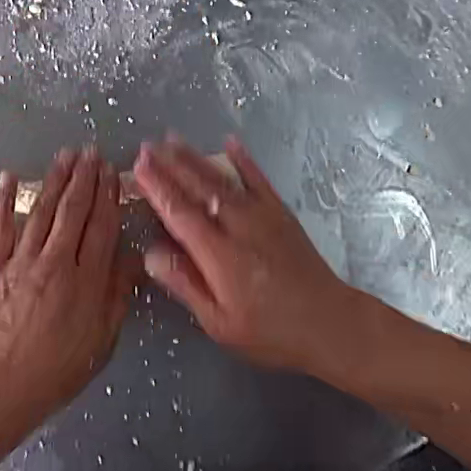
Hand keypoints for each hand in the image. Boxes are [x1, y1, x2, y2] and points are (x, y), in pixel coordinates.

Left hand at [0, 147, 136, 428]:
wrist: (3, 384)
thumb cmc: (59, 367)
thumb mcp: (102, 340)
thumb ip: (117, 294)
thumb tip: (132, 256)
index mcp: (86, 280)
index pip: (101, 226)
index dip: (108, 196)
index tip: (112, 172)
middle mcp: (55, 261)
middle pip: (74, 210)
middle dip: (85, 178)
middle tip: (91, 152)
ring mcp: (22, 259)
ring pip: (43, 210)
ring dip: (55, 180)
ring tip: (66, 155)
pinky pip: (1, 225)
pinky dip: (5, 199)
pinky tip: (10, 177)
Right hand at [135, 135, 383, 376]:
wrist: (332, 325)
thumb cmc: (271, 332)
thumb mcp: (221, 324)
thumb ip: (186, 285)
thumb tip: (151, 254)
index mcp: (220, 256)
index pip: (180, 213)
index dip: (157, 188)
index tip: (138, 166)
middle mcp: (238, 227)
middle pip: (197, 189)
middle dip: (170, 165)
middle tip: (146, 146)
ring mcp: (261, 215)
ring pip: (221, 179)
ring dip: (194, 157)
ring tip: (171, 138)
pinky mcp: (280, 212)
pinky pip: (257, 179)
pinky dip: (242, 159)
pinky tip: (228, 141)